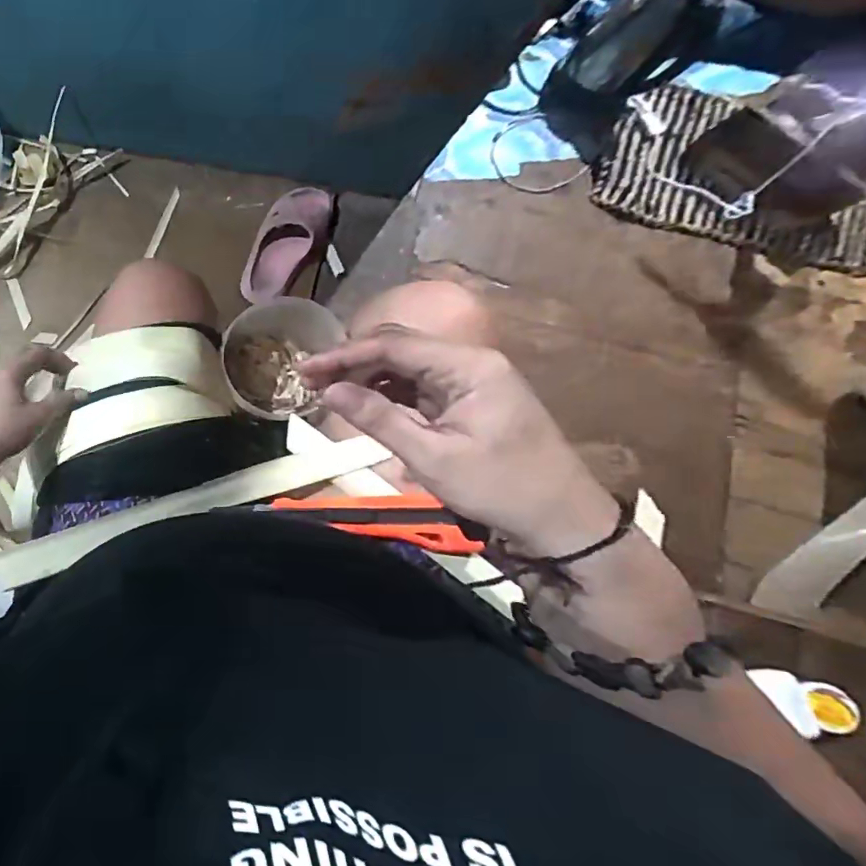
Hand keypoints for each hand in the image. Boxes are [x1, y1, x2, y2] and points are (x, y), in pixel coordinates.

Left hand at [0, 345, 83, 467]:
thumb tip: (83, 393)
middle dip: (47, 360)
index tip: (74, 371)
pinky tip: (30, 396)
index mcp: (11, 372)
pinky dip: (24, 380)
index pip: (39, 353)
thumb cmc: (6, 431)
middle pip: (25, 356)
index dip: (59, 358)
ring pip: (16, 368)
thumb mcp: (38, 417)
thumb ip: (61, 402)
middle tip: (63, 371)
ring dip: (34, 370)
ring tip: (50, 381)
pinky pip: (9, 380)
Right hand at [297, 328, 619, 557]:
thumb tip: (328, 390)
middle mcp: (471, 362)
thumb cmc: (499, 487)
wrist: (561, 519)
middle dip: (350, 362)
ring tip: (327, 394)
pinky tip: (362, 404)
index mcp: (469, 367)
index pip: (392, 346)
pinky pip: (417, 385)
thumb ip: (377, 418)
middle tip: (309, 382)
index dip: (342, 355)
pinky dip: (385, 392)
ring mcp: (471, 379)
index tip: (304, 370)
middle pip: (398, 348)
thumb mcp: (430, 456)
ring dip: (365, 376)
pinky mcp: (467, 399)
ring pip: (405, 365)